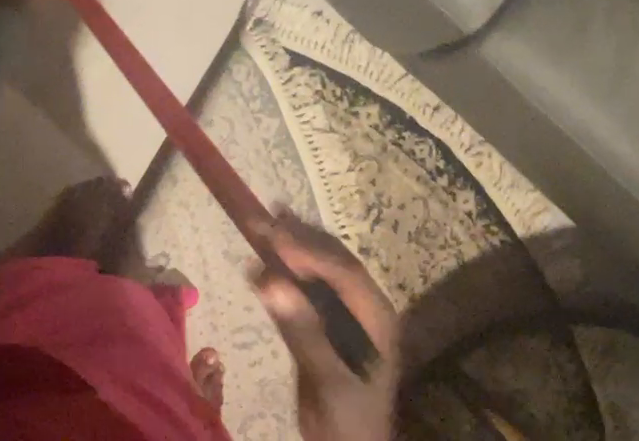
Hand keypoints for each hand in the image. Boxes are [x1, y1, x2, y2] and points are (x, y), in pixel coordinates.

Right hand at [251, 214, 400, 440]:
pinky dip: (286, 271)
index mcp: (376, 316)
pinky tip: (266, 258)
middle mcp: (365, 306)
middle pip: (331, 262)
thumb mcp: (327, 379)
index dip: (310, 251)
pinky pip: (308, 288)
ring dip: (292, 247)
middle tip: (262, 219)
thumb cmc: (347, 420)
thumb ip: (303, 331)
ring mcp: (346, 312)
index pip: (343, 272)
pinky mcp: (327, 322)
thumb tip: (272, 282)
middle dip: (298, 239)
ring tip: (264, 223)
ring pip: (320, 269)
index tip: (276, 237)